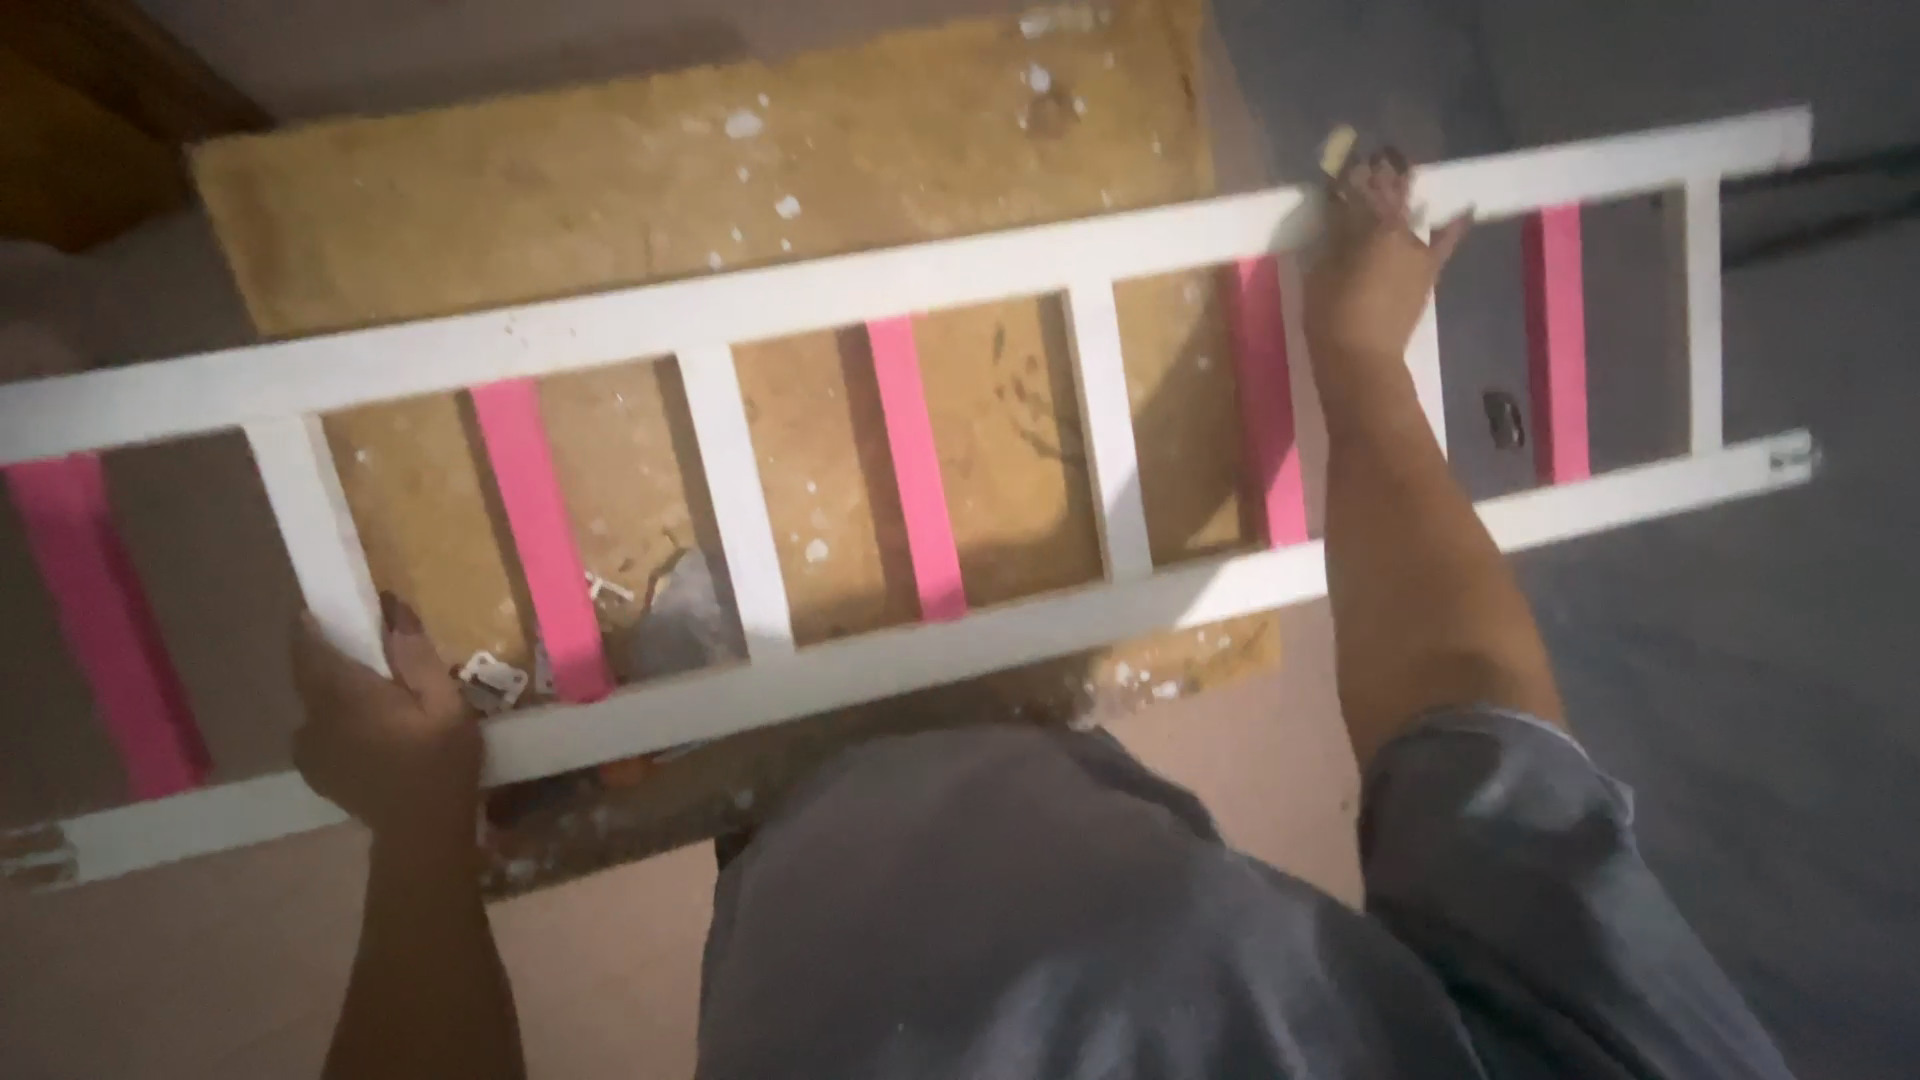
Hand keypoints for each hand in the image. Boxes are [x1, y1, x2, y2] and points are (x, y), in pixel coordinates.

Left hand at [291, 592, 480, 846]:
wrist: (420, 828)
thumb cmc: (442, 759)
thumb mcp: (445, 703)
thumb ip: (415, 657)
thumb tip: (392, 610)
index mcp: (345, 696)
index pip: (309, 647)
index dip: (309, 623)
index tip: (321, 604)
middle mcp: (314, 716)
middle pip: (311, 674)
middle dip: (329, 654)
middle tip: (365, 644)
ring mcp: (309, 746)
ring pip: (317, 703)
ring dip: (338, 691)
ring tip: (378, 695)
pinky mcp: (314, 768)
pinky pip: (320, 729)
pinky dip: (339, 719)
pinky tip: (373, 730)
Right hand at [1304, 148, 1470, 364]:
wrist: (1362, 359)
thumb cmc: (1330, 318)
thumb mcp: (1319, 276)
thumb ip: (1331, 242)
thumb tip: (1338, 221)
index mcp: (1368, 228)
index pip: (1352, 196)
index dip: (1345, 181)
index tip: (1340, 165)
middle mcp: (1398, 231)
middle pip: (1384, 198)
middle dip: (1377, 177)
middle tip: (1372, 156)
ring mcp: (1417, 250)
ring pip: (1409, 212)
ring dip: (1402, 191)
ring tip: (1399, 169)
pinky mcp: (1427, 272)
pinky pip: (1445, 243)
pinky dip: (1455, 225)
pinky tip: (1466, 208)